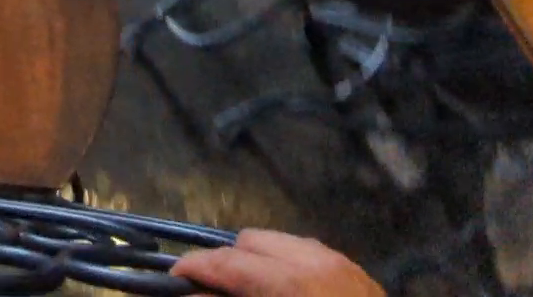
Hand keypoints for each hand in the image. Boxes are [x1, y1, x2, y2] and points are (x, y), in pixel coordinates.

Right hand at [172, 229, 383, 296]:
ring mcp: (342, 265)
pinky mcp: (359, 276)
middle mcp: (316, 260)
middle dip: (227, 264)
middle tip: (213, 293)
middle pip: (249, 241)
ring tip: (249, 294)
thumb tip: (192, 295)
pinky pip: (308, 256)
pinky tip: (286, 295)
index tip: (173, 279)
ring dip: (256, 264)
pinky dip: (287, 269)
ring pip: (278, 243)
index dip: (194, 268)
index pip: (226, 261)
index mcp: (292, 283)